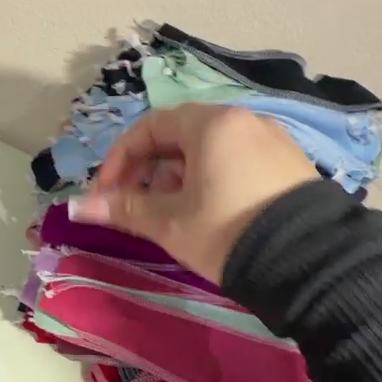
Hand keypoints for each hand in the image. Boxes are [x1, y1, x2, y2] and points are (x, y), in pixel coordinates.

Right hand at [69, 105, 317, 283]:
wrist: (305, 259)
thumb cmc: (224, 229)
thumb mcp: (166, 221)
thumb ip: (121, 208)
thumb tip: (76, 207)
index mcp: (211, 124)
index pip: (149, 128)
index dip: (118, 160)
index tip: (106, 193)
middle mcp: (243, 121)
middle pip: (177, 137)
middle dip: (146, 171)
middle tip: (132, 205)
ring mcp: (270, 141)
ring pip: (205, 151)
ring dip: (174, 178)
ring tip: (166, 214)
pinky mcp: (286, 164)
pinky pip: (232, 161)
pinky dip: (206, 180)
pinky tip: (203, 213)